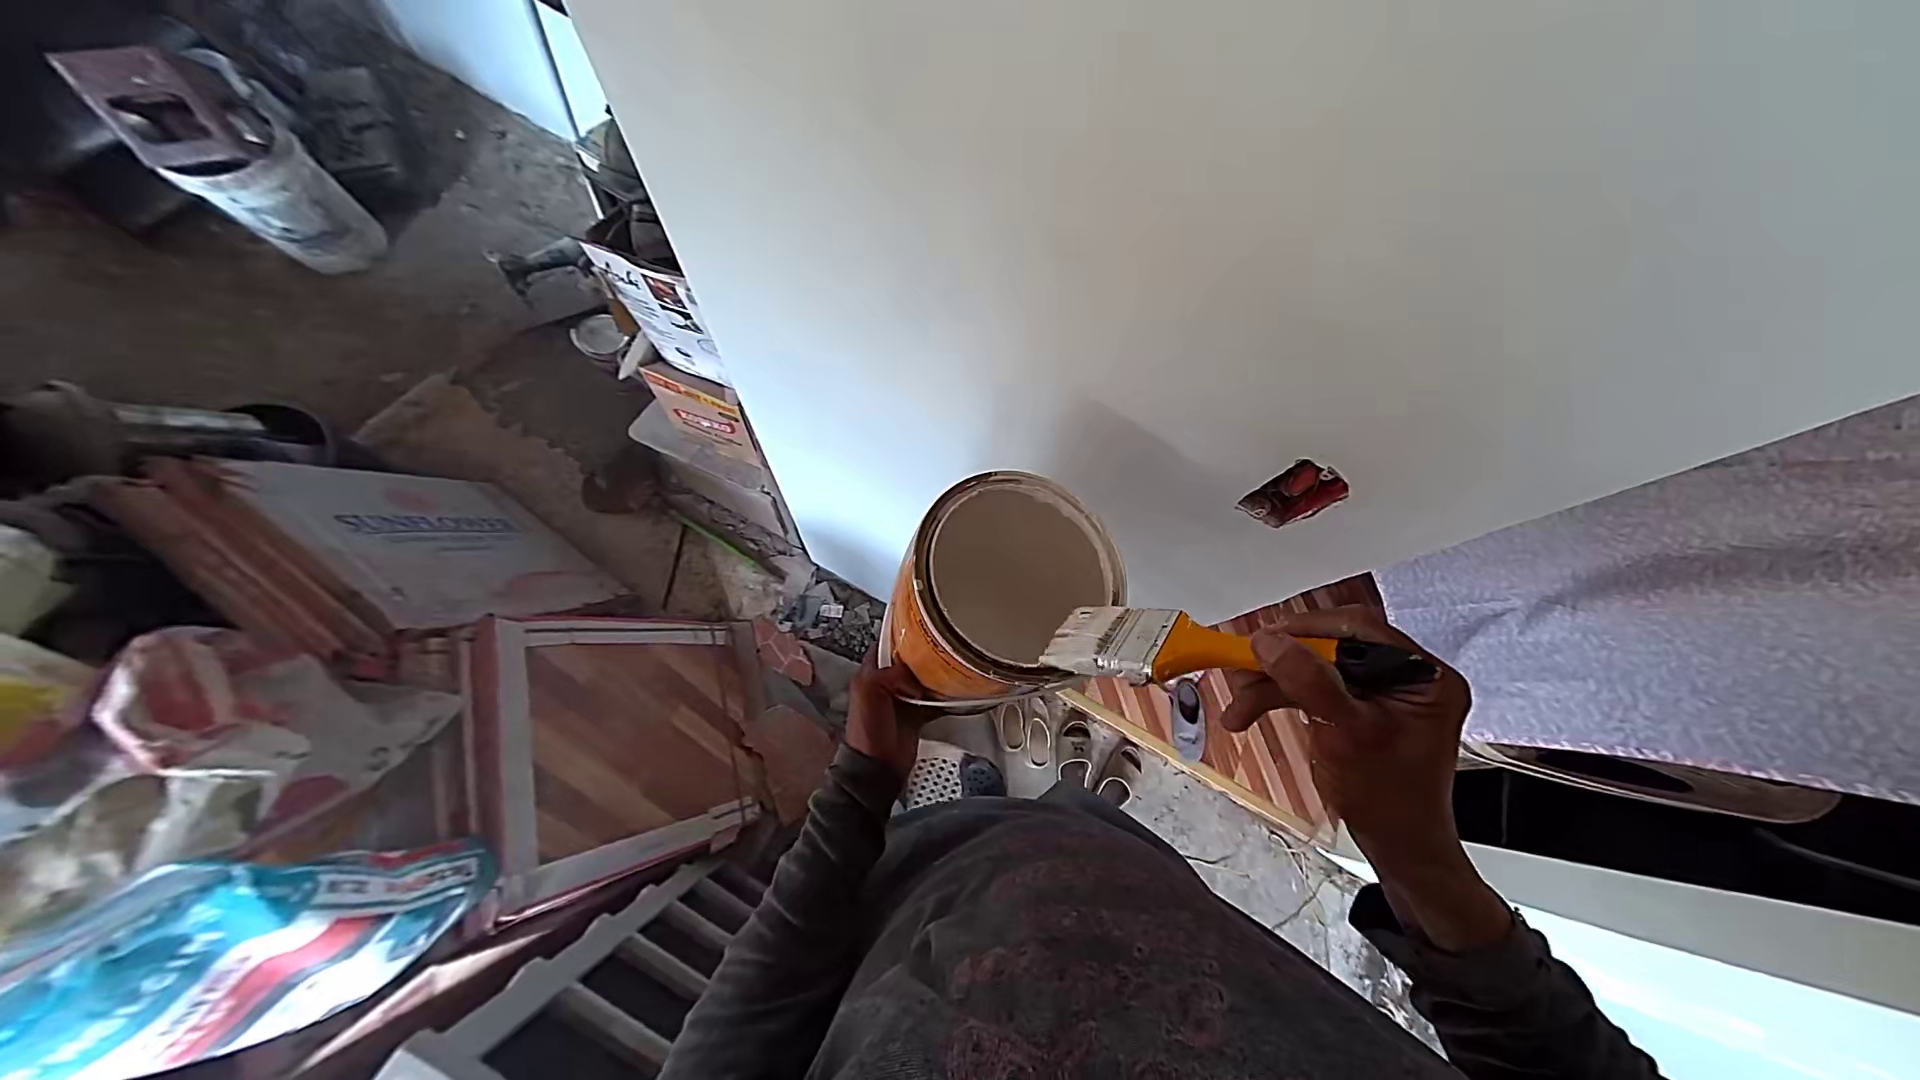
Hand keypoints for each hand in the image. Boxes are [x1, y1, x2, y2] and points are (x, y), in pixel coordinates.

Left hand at [845, 649, 940, 782]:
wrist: (878, 766)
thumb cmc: (866, 731)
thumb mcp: (870, 691)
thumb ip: (889, 673)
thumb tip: (912, 673)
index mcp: (870, 675)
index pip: (885, 647)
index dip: (899, 637)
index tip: (918, 630)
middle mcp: (886, 685)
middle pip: (908, 662)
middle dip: (922, 657)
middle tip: (939, 649)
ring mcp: (902, 700)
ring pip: (922, 680)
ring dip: (934, 677)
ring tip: (949, 667)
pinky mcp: (916, 715)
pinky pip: (933, 701)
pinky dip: (943, 698)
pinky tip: (952, 693)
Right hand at [1220, 607, 1510, 948]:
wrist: (1396, 847)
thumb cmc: (1388, 798)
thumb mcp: (1347, 735)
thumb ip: (1310, 683)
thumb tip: (1268, 640)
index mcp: (1420, 675)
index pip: (1357, 628)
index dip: (1306, 629)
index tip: (1262, 640)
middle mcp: (1400, 675)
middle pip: (1326, 646)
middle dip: (1278, 663)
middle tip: (1241, 672)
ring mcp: (1374, 691)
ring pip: (1310, 666)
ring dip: (1268, 684)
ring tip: (1238, 706)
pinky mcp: (1352, 705)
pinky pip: (1307, 686)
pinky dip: (1276, 697)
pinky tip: (1251, 710)